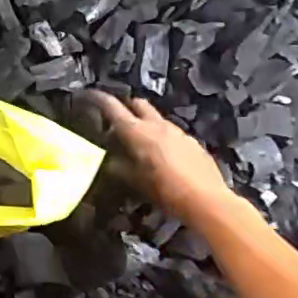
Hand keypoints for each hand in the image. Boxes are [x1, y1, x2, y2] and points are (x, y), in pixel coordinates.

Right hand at [80, 90, 251, 226]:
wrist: (208, 201)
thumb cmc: (163, 189)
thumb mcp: (131, 180)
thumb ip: (116, 165)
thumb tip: (106, 159)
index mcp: (136, 131)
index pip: (112, 107)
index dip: (99, 99)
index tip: (90, 96)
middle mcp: (157, 125)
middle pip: (138, 104)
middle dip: (127, 107)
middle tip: (118, 120)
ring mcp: (179, 133)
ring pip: (157, 119)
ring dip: (147, 125)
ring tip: (141, 143)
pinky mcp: (194, 144)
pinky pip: (174, 135)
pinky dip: (164, 139)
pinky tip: (164, 157)